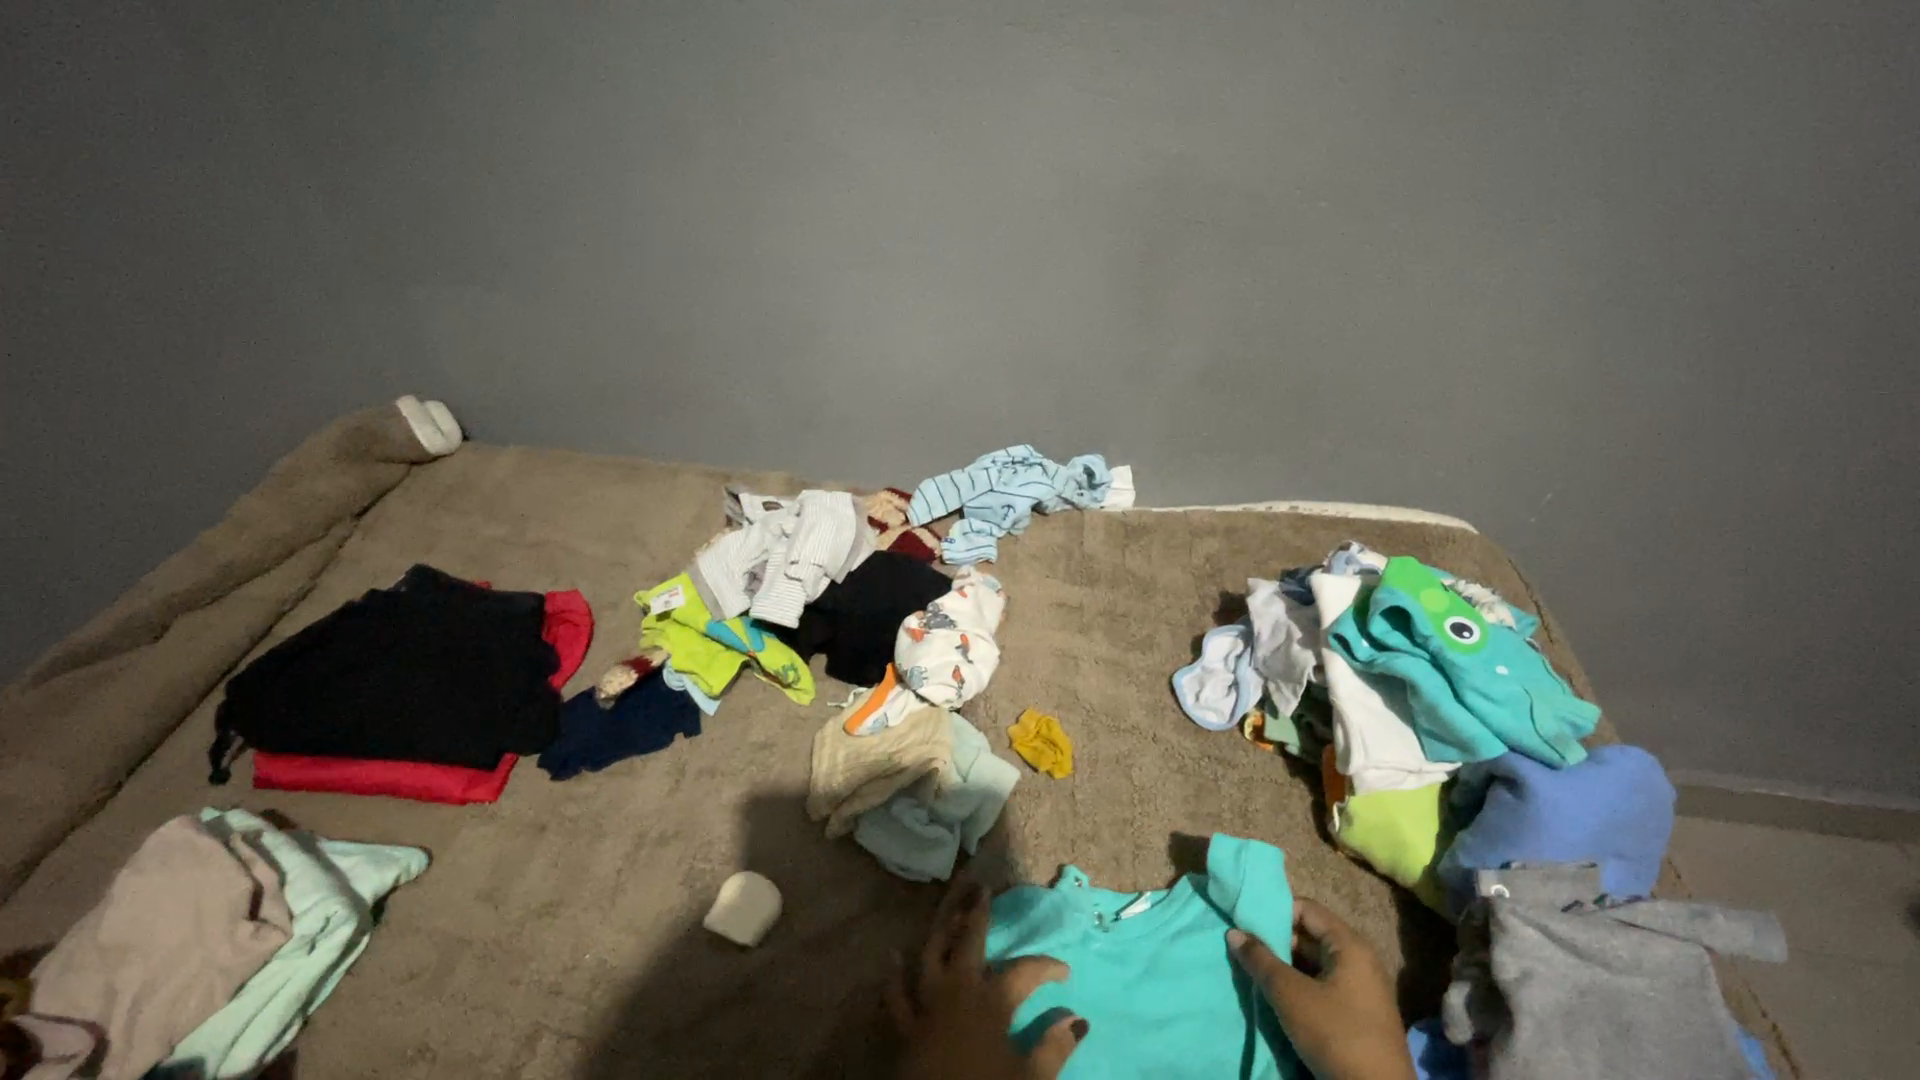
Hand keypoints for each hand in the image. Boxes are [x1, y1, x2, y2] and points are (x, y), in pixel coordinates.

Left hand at [889, 878, 1087, 1078]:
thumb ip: (1054, 1048)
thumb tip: (1078, 1020)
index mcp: (993, 1002)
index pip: (1025, 972)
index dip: (1047, 967)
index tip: (1065, 972)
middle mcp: (958, 992)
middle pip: (969, 942)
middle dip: (977, 914)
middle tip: (982, 888)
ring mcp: (928, 1005)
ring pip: (931, 956)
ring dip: (940, 931)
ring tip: (947, 912)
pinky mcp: (905, 1026)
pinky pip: (896, 994)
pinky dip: (895, 974)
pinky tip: (894, 956)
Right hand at [1227, 898, 1414, 1079]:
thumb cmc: (1336, 1035)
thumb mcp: (1290, 995)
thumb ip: (1260, 960)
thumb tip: (1234, 932)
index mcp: (1350, 945)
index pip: (1305, 908)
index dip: (1274, 911)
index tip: (1244, 923)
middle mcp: (1359, 959)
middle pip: (1310, 934)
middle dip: (1276, 940)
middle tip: (1243, 949)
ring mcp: (1361, 988)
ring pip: (1314, 963)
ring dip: (1284, 966)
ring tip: (1253, 971)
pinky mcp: (1358, 1013)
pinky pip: (1322, 985)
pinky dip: (1298, 986)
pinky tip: (1275, 996)